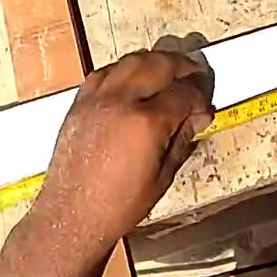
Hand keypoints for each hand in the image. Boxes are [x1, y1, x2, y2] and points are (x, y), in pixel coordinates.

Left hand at [28, 51, 213, 256]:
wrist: (72, 216)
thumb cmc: (119, 205)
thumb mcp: (163, 176)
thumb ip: (182, 139)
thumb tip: (196, 119)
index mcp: (146, 123)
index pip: (184, 93)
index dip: (200, 99)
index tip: (204, 108)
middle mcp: (120, 102)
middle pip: (159, 63)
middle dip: (182, 66)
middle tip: (195, 75)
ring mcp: (96, 99)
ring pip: (131, 60)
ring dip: (154, 61)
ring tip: (168, 72)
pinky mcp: (79, 103)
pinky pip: (105, 72)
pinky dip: (124, 70)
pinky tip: (133, 80)